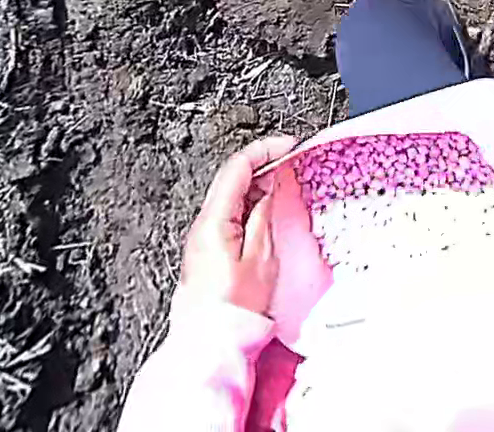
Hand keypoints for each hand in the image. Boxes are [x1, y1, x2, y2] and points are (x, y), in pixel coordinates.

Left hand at [178, 135, 297, 314]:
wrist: (208, 349)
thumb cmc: (234, 310)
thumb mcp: (261, 256)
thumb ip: (265, 213)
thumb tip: (271, 187)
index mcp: (213, 221)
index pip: (237, 166)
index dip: (265, 149)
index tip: (289, 145)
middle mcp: (202, 225)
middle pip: (233, 177)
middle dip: (264, 164)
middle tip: (291, 164)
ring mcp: (202, 237)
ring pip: (232, 194)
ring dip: (259, 184)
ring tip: (283, 186)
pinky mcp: (207, 249)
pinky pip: (230, 212)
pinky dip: (251, 202)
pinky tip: (266, 210)